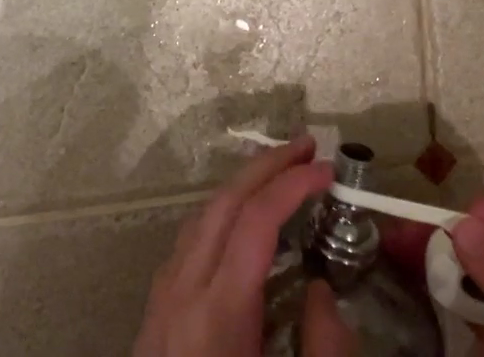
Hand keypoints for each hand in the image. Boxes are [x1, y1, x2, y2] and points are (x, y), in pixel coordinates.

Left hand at [134, 135, 353, 356]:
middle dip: (266, 165)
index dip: (294, 185)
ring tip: (282, 172)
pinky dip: (221, 215)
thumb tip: (321, 290)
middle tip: (310, 146)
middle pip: (222, 205)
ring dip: (242, 186)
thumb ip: (322, 347)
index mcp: (218, 313)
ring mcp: (161, 301)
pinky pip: (188, 243)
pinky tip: (241, 223)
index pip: (256, 222)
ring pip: (199, 218)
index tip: (330, 169)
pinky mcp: (154, 314)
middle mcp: (182, 293)